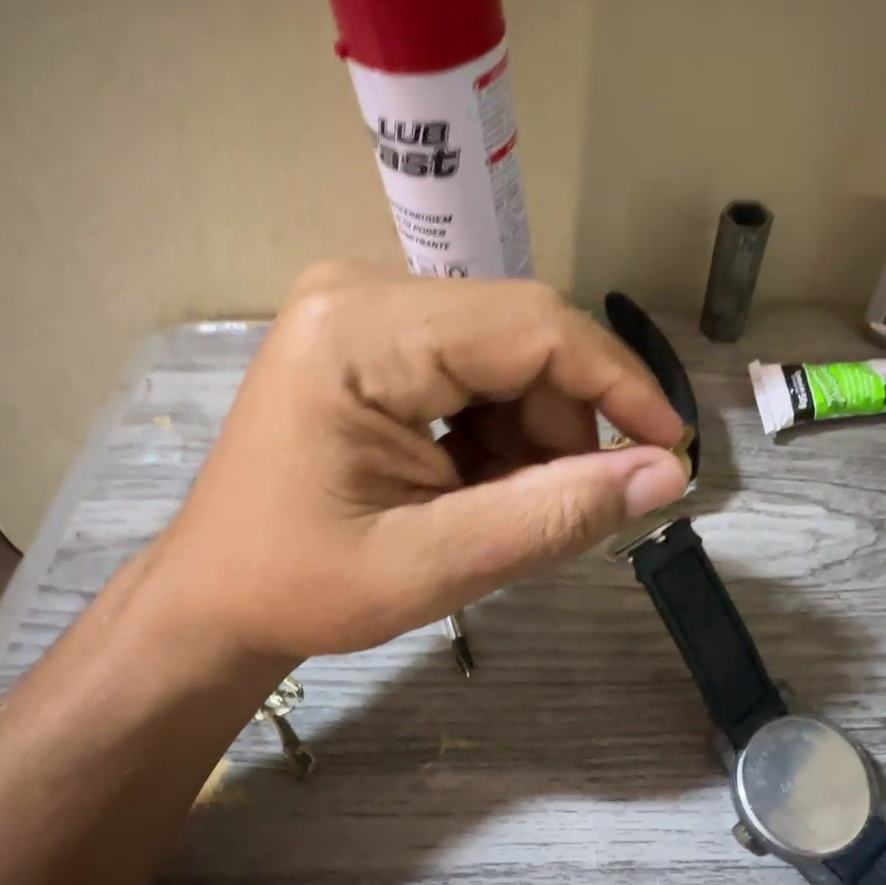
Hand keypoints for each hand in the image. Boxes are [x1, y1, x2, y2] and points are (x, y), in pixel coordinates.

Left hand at [145, 262, 690, 667]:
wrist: (215, 593)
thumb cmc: (304, 588)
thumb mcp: (435, 565)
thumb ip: (555, 515)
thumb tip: (665, 473)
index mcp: (361, 334)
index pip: (533, 327)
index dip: (618, 385)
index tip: (670, 449)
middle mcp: (361, 291)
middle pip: (523, 334)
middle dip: (564, 422)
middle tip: (560, 502)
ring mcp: (363, 304)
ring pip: (508, 349)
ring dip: (532, 429)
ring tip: (496, 502)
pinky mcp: (370, 329)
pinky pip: (475, 361)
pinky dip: (499, 424)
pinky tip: (471, 479)